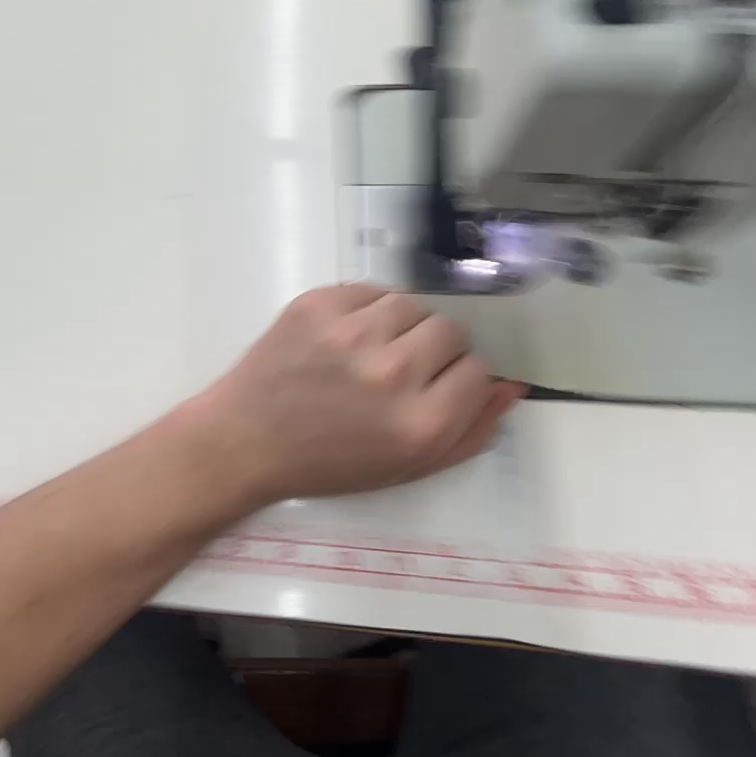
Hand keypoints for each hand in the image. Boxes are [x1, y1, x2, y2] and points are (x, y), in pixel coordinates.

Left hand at [179, 283, 523, 508]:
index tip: (433, 387)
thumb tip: (511, 387)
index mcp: (420, 423)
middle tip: (399, 369)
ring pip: (411, 304)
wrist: (245, 439)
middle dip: (434, 350)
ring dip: (401, 324)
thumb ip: (467, 431)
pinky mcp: (316, 304)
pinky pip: (368, 289)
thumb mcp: (405, 467)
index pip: (478, 372)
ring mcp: (351, 332)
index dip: (459, 380)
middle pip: (450, 331)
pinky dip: (365, 308)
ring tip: (371, 350)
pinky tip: (345, 335)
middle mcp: (392, 372)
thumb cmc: (325, 463)